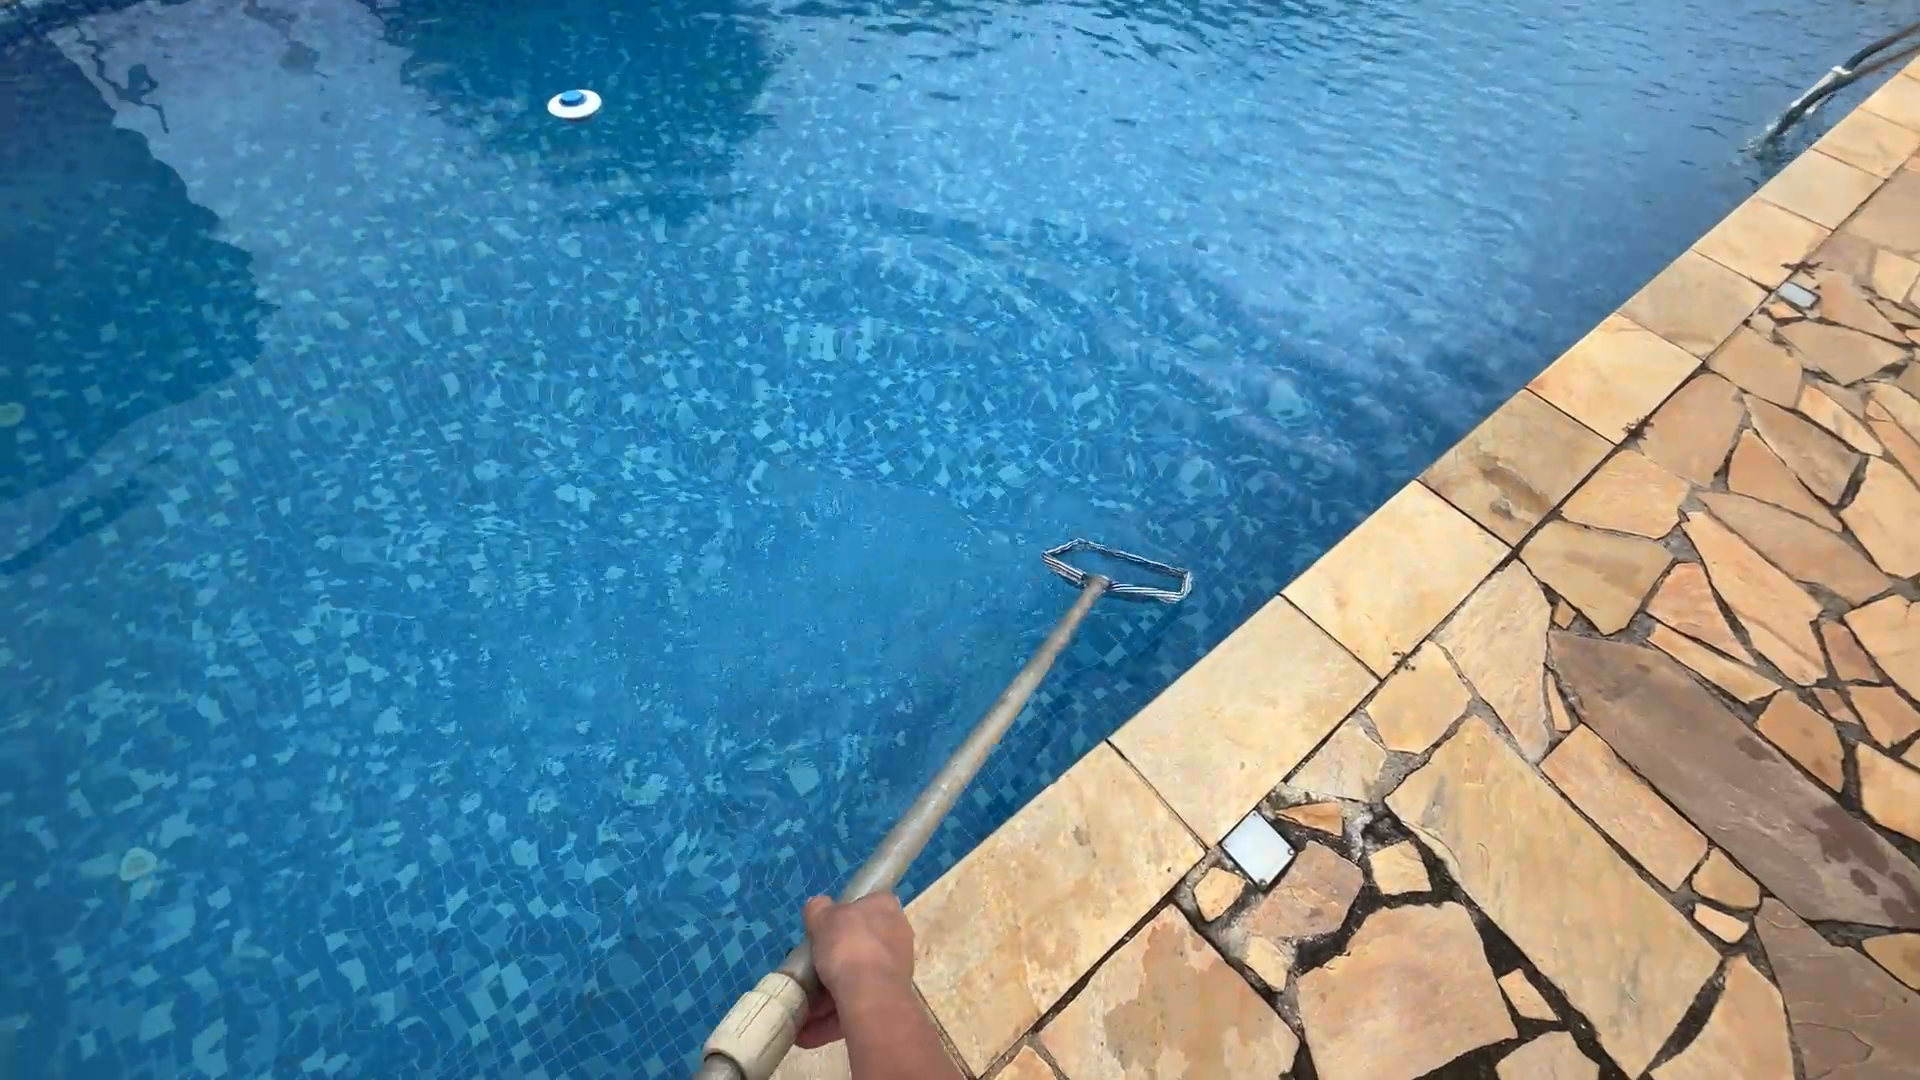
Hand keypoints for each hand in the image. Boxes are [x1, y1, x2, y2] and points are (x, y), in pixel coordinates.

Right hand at [795, 894, 914, 1048]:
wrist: (871, 995)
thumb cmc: (849, 946)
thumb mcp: (824, 919)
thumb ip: (818, 909)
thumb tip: (817, 905)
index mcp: (886, 908)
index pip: (865, 906)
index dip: (841, 919)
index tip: (822, 934)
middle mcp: (896, 936)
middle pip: (857, 948)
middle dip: (829, 965)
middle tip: (806, 975)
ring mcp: (894, 970)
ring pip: (855, 980)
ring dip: (826, 998)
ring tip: (801, 1011)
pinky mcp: (889, 1001)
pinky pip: (856, 1006)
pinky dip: (832, 1019)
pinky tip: (807, 1033)